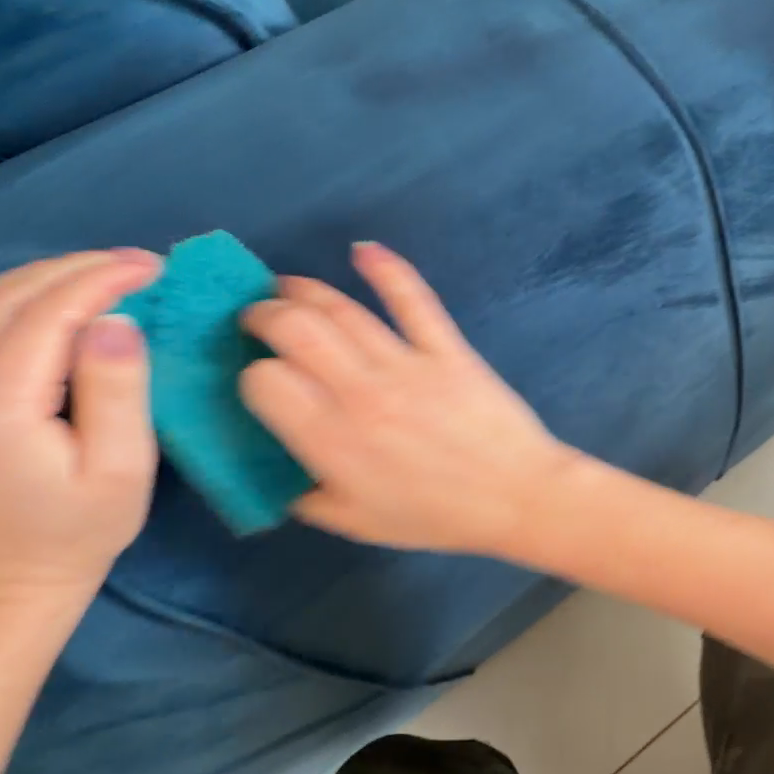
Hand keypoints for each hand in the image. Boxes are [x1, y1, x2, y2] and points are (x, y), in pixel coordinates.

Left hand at [0, 250, 161, 594]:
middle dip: (75, 271)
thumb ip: (117, 391)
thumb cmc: (85, 524)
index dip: (101, 280)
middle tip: (134, 263)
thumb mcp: (124, 467)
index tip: (150, 265)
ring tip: (89, 272)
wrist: (16, 573)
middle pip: (9, 302)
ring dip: (30, 279)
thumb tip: (113, 322)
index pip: (49, 315)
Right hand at [240, 242, 577, 554]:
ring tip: (285, 288)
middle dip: (262, 316)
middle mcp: (361, 393)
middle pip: (292, 328)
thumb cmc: (440, 516)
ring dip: (304, 290)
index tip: (262, 381)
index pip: (264, 380)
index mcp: (331, 439)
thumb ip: (309, 499)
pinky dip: (388, 270)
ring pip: (343, 310)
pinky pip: (414, 301)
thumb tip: (276, 480)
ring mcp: (408, 365)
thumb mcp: (361, 523)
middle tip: (258, 321)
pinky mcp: (449, 350)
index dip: (252, 375)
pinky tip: (364, 250)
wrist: (520, 497)